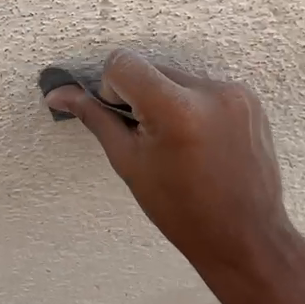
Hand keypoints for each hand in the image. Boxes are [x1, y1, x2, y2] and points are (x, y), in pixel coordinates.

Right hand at [44, 49, 298, 285]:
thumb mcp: (128, 161)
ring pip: (175, 77)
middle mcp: (210, 93)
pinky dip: (191, 104)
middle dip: (139, 94)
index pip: (123, 63)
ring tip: (178, 142)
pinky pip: (202, 86)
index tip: (125, 119)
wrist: (248, 240)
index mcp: (176, 109)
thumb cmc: (182, 210)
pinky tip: (199, 140)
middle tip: (148, 136)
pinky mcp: (248, 99)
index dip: (112, 88)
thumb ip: (94, 116)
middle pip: (150, 69)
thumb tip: (56, 92)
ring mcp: (235, 94)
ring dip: (166, 98)